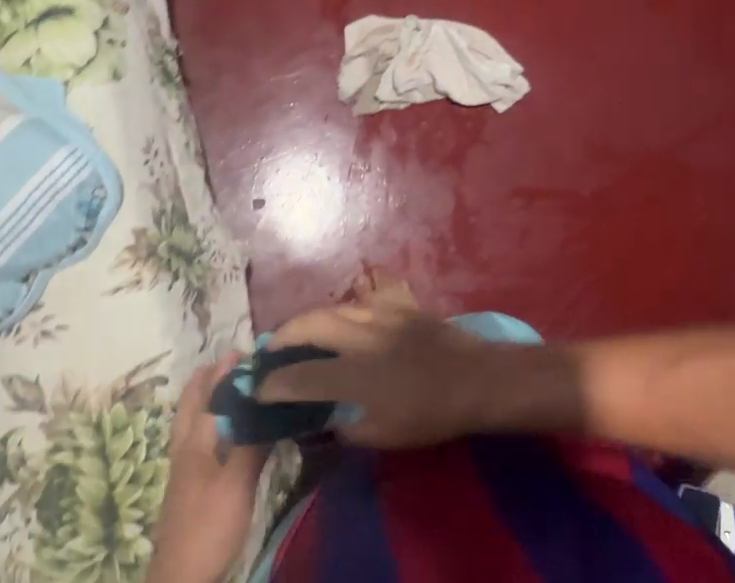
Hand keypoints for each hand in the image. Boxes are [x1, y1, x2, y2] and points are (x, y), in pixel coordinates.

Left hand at [148, 354, 267, 582]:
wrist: (182, 580)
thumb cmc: (209, 527)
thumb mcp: (238, 483)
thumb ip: (253, 442)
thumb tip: (271, 403)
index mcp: (195, 442)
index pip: (209, 394)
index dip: (227, 371)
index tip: (251, 351)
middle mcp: (186, 449)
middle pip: (192, 404)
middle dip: (210, 379)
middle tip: (237, 362)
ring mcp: (185, 469)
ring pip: (193, 422)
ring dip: (209, 399)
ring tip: (232, 386)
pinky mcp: (191, 486)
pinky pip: (200, 439)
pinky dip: (214, 423)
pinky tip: (229, 431)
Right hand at [255, 303, 502, 448]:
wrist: (477, 378)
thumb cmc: (432, 413)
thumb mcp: (385, 435)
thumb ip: (347, 428)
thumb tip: (326, 420)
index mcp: (354, 376)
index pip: (299, 378)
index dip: (272, 385)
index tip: (257, 390)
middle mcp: (361, 338)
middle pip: (309, 326)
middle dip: (282, 337)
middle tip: (271, 351)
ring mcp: (381, 315)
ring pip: (333, 308)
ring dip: (309, 320)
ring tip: (299, 333)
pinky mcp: (400, 306)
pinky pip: (363, 300)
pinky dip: (343, 309)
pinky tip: (341, 318)